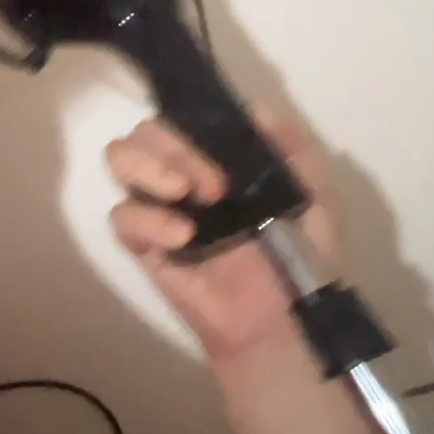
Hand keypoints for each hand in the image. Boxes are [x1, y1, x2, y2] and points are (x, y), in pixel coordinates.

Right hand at [105, 108, 339, 365]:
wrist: (283, 323)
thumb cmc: (301, 258)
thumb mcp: (315, 197)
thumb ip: (294, 149)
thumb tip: (256, 109)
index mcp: (213, 156)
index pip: (181, 116)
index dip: (192, 126)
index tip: (225, 159)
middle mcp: (178, 172)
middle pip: (145, 131)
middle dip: (173, 150)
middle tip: (212, 189)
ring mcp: (156, 205)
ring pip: (118, 158)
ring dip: (147, 167)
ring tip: (182, 195)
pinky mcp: (140, 243)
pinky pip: (121, 215)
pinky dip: (145, 218)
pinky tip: (181, 237)